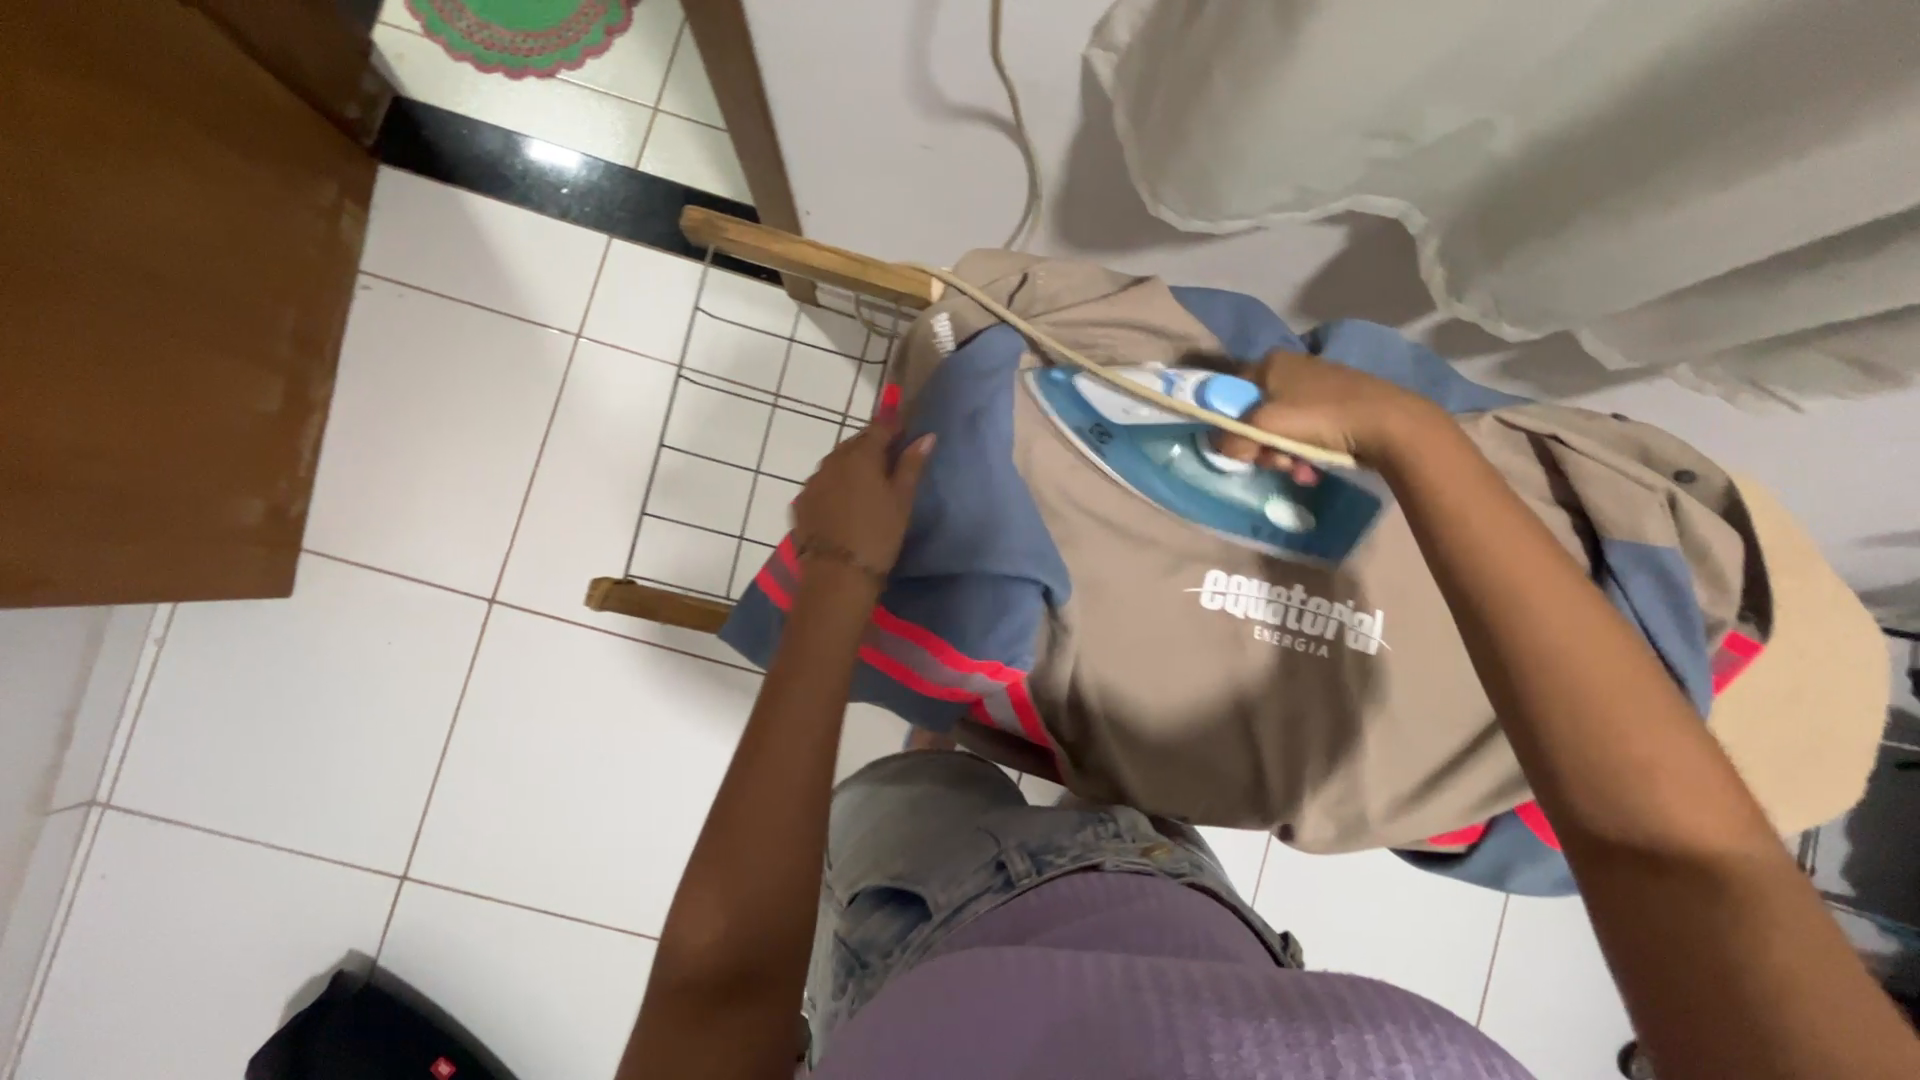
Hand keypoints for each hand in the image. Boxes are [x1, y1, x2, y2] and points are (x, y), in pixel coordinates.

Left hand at [791, 419, 934, 578]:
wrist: (837, 574)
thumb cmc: (878, 535)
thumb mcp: (902, 500)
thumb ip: (912, 465)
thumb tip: (926, 436)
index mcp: (860, 455)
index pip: (879, 428)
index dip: (894, 427)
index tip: (905, 434)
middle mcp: (832, 460)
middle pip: (855, 443)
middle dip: (872, 447)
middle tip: (889, 462)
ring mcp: (812, 481)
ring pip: (835, 463)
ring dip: (850, 466)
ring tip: (866, 485)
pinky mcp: (800, 502)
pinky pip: (821, 484)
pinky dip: (833, 486)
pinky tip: (843, 503)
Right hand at [1213, 349, 1443, 473]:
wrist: (1388, 424)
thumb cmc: (1319, 417)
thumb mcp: (1263, 426)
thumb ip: (1231, 438)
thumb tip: (1221, 447)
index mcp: (1270, 362)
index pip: (1229, 390)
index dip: (1227, 421)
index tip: (1236, 445)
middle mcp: (1291, 369)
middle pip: (1255, 415)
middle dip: (1261, 445)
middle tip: (1273, 461)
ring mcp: (1316, 388)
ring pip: (1280, 429)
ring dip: (1282, 455)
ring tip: (1298, 468)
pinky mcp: (1336, 407)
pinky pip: (1305, 433)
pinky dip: (1304, 453)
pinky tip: (1313, 468)